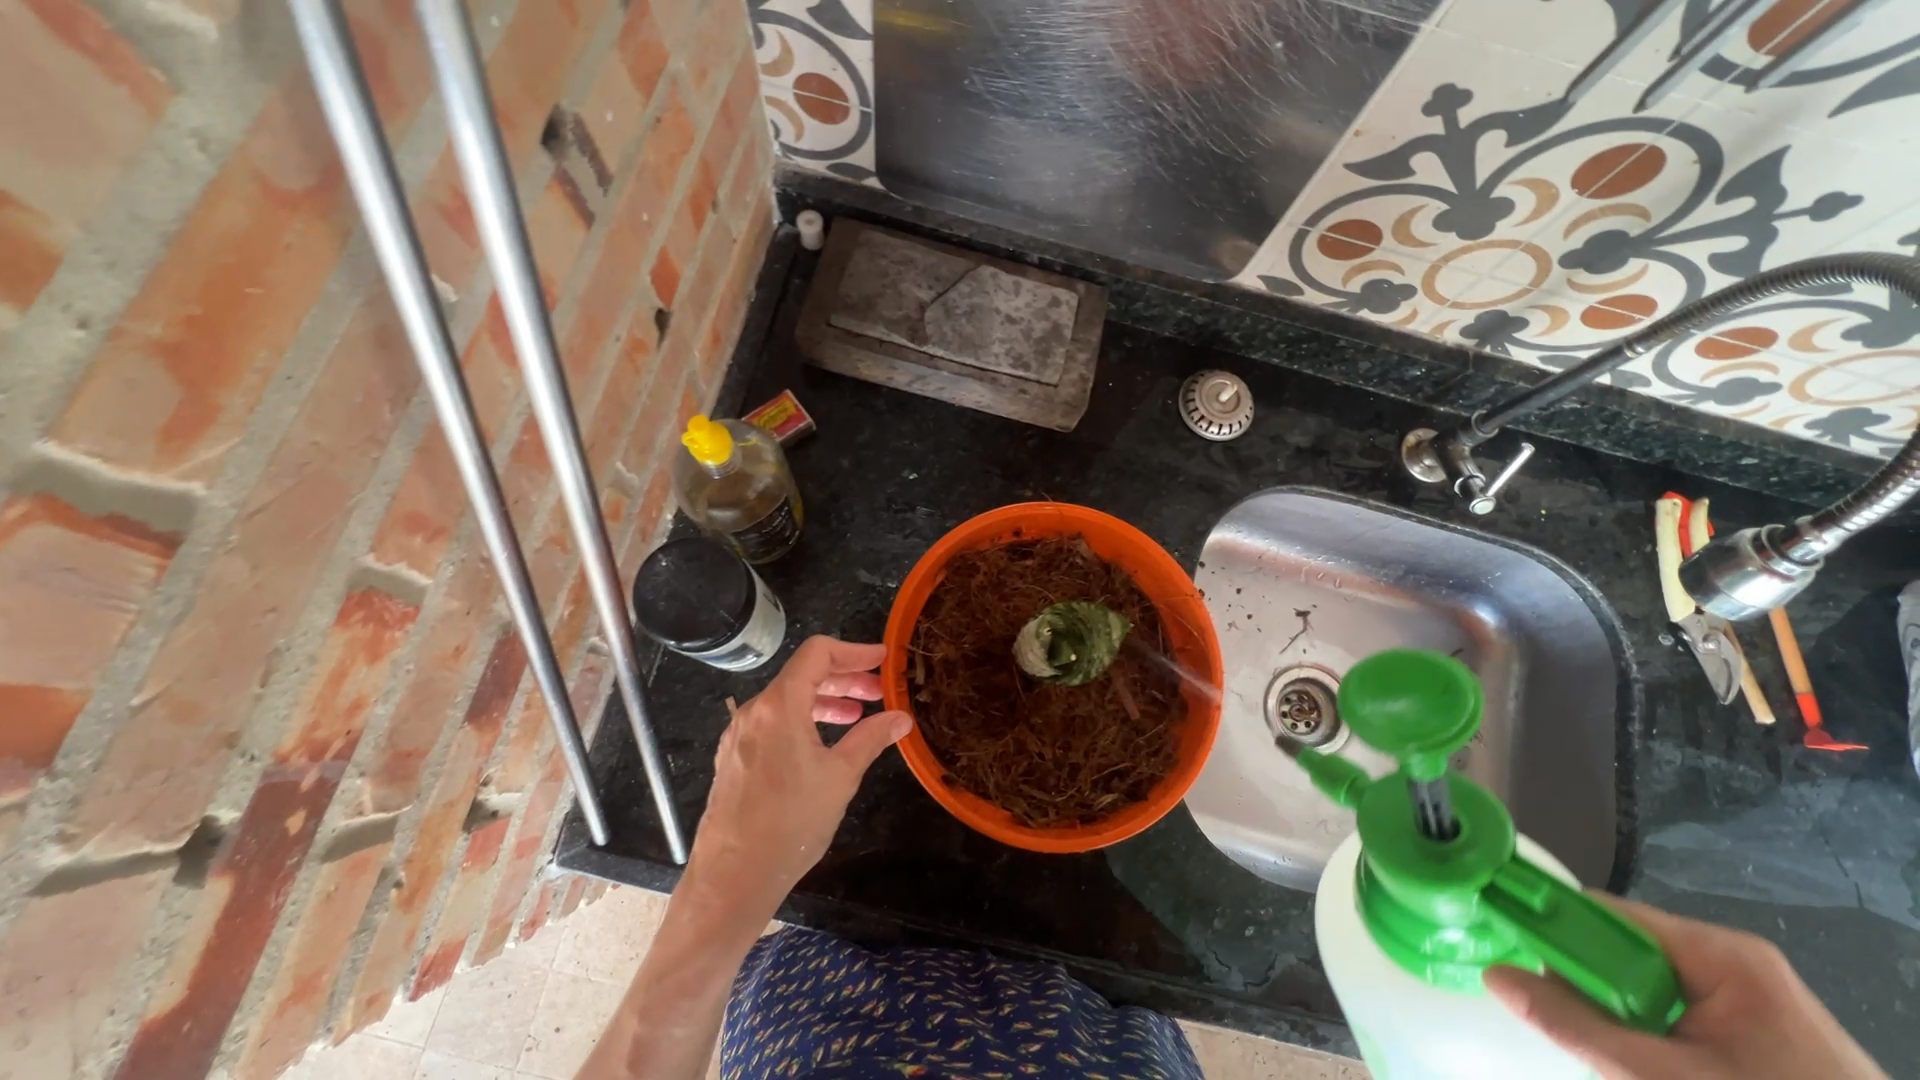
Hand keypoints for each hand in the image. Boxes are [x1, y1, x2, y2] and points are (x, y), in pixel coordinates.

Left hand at [686, 637, 911, 920]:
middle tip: (878, 693)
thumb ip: (871, 739)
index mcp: (779, 705)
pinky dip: (802, 721)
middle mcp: (754, 711)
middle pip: (802, 674)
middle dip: (844, 678)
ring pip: (786, 700)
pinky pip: (772, 723)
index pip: (817, 653)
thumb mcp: (840, 777)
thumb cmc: (791, 822)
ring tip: (856, 717)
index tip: (882, 660)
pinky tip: (822, 745)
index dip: (854, 651)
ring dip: (824, 701)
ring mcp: (739, 735)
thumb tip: (901, 718)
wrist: (733, 876)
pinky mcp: (734, 758)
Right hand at [1484, 894, 1884, 1079]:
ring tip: (1621, 1059)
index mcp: (1720, 954)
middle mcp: (1735, 960)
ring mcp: (1752, 995)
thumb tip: (1496, 976)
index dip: (1556, 932)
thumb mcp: (1661, 1079)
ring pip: (1649, 985)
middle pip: (1625, 950)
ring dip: (1620, 1015)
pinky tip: (1653, 1067)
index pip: (1607, 914)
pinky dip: (1652, 1034)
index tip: (1514, 955)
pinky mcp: (1760, 1027)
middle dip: (1591, 986)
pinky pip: (1678, 1010)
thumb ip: (1575, 1025)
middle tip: (1573, 1027)